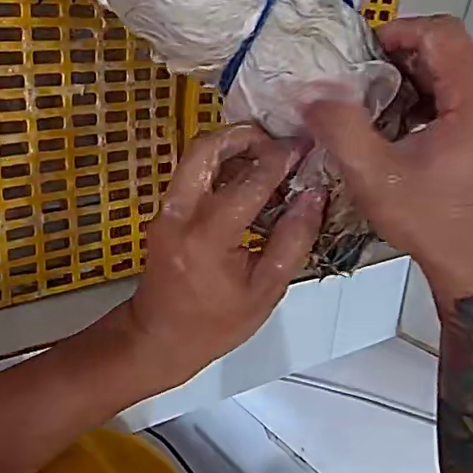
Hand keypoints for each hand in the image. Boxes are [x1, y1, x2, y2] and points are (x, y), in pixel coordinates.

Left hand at [114, 124, 325, 389]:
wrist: (158, 337)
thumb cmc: (215, 324)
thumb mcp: (266, 290)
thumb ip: (293, 239)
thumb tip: (314, 194)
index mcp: (207, 237)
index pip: (249, 181)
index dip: (281, 159)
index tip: (305, 147)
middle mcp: (179, 214)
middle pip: (205, 147)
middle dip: (245, 135)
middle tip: (278, 143)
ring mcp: (166, 209)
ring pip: (195, 155)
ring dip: (231, 146)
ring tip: (267, 158)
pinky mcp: (164, 210)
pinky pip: (192, 172)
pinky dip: (220, 164)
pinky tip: (247, 179)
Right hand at [304, 15, 472, 301]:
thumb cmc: (434, 225)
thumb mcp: (375, 176)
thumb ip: (340, 128)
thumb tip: (312, 94)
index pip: (442, 33)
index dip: (397, 31)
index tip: (363, 53)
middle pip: (449, 51)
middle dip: (400, 60)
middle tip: (361, 82)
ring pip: (455, 72)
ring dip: (413, 81)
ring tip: (376, 106)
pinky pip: (463, 95)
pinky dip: (429, 100)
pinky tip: (400, 124)